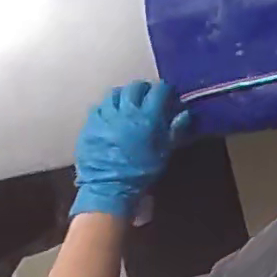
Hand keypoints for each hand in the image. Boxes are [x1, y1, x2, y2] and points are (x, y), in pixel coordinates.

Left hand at [72, 81, 190, 217]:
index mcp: (147, 116)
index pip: (159, 90)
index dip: (166, 90)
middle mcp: (126, 110)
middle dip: (144, 90)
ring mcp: (106, 115)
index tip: (168, 96)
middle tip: (148, 99)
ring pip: (115, 93)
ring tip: (127, 105)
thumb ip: (175, 130)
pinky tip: (111, 116)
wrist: (109, 189)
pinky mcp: (90, 123)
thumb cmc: (141, 172)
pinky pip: (99, 107)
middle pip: (136, 87)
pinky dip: (107, 108)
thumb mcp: (164, 152)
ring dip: (124, 96)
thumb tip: (185, 113)